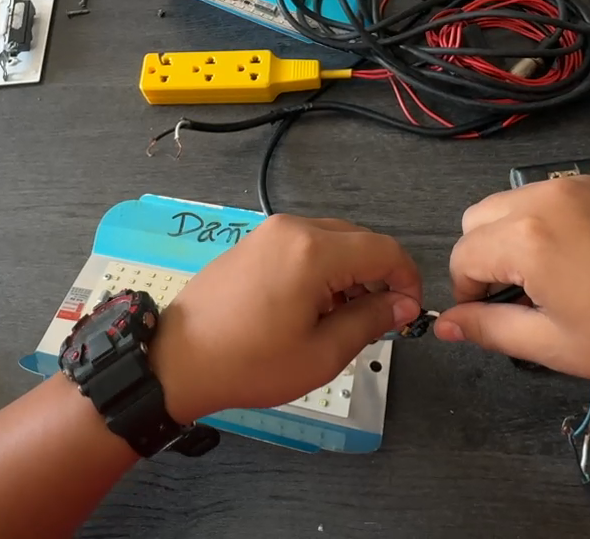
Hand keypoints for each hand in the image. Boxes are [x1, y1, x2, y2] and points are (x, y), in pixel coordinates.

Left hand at [147, 215, 421, 422]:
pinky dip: (323, 266)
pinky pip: (305, 243)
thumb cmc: (252, 361)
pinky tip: (314, 304)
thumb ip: (369, 320)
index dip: (406, 278)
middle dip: (378, 275)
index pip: (383, 249)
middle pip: (358, 239)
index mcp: (313, 250)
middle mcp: (294, 227)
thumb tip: (404, 304)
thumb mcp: (321, 353)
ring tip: (343, 318)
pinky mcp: (256, 240)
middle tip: (378, 320)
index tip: (409, 313)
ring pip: (333, 239)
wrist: (179, 357)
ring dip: (350, 271)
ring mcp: (271, 230)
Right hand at [432, 175, 589, 413]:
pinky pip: (551, 195)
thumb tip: (445, 326)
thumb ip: (490, 330)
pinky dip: (547, 221)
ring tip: (554, 278)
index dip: (467, 292)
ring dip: (512, 236)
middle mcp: (545, 196)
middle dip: (484, 257)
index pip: (463, 255)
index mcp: (527, 237)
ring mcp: (579, 184)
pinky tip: (585, 257)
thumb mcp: (557, 347)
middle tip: (522, 299)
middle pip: (478, 218)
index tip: (492, 318)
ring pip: (512, 202)